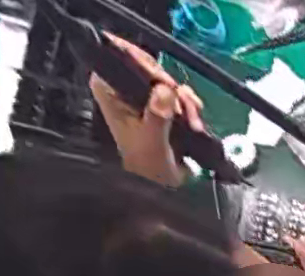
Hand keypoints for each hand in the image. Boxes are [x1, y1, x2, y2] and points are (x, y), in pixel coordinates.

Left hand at [88, 33, 204, 187]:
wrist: (163, 189)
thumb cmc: (149, 169)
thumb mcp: (152, 141)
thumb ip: (157, 115)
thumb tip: (165, 91)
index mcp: (109, 90)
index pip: (121, 57)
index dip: (146, 67)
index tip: (165, 85)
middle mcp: (124, 88)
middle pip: (150, 67)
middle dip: (171, 88)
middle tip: (182, 109)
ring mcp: (145, 96)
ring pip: (168, 81)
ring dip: (185, 102)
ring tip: (192, 122)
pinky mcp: (162, 105)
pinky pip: (179, 94)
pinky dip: (190, 106)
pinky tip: (195, 121)